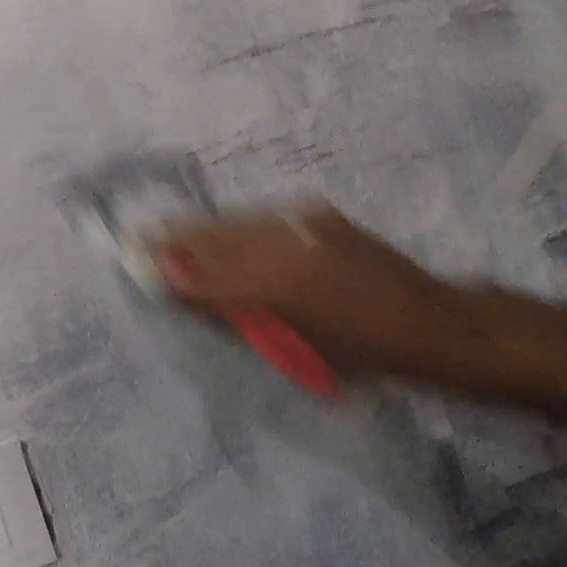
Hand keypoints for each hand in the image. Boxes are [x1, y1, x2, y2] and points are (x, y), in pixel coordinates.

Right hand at [153, 206, 483, 378]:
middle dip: (178, 238)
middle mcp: (282, 248)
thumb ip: (235, 316)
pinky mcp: (317, 213)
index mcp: (273, 290)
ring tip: (176, 230)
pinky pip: (262, 218)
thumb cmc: (361, 354)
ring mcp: (301, 224)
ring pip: (236, 222)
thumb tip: (188, 295)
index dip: (169, 265)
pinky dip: (240, 226)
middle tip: (145, 235)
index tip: (138, 254)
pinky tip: (228, 230)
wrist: (429, 321)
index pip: (204, 274)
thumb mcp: (294, 348)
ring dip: (205, 228)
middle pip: (214, 238)